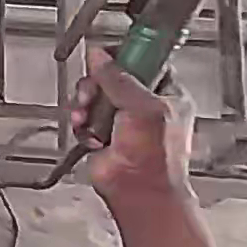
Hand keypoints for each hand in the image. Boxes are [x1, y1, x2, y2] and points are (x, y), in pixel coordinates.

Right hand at [68, 49, 195, 212]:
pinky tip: (87, 130)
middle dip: (95, 83)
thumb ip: (118, 78)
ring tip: (85, 114)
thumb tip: (100, 57)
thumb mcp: (142, 107)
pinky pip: (82, 114)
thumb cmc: (156, 158)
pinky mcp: (101, 131)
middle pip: (110, 75)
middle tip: (92, 92)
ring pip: (93, 93)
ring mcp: (121, 118)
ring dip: (84, 103)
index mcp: (166, 93)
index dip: (125, 55)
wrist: (138, 191)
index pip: (144, 59)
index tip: (109, 55)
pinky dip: (80, 121)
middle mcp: (144, 104)